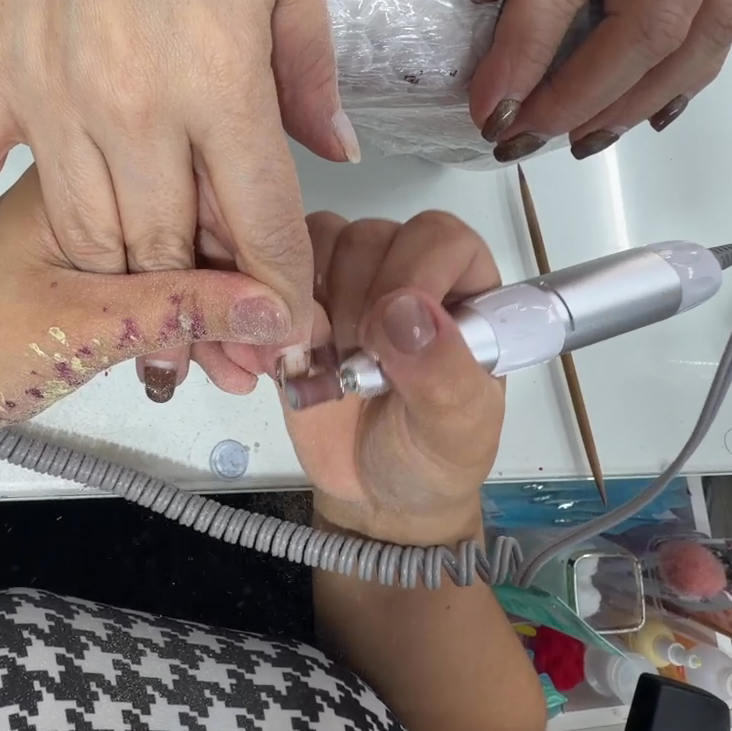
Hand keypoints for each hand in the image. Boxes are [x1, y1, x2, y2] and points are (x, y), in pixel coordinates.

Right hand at [0, 0, 357, 400]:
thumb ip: (307, 67)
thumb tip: (332, 151)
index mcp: (219, 80)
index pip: (257, 220)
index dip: (278, 288)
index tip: (283, 331)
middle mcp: (132, 110)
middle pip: (167, 247)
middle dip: (200, 313)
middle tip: (214, 357)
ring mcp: (47, 102)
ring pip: (84, 235)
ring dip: (112, 296)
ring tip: (131, 344)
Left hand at [0, 169, 296, 433]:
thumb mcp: (81, 326)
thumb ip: (175, 311)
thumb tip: (276, 311)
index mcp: (83, 168)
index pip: (197, 197)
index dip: (254, 260)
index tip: (294, 320)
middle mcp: (96, 181)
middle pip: (196, 228)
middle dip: (243, 295)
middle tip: (278, 359)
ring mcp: (95, 221)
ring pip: (180, 257)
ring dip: (216, 316)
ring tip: (248, 373)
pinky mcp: (91, 262)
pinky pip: (155, 280)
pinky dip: (184, 319)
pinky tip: (216, 357)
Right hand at [282, 212, 505, 543]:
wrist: (371, 492)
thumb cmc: (428, 459)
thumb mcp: (454, 433)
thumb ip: (442, 374)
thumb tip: (405, 310)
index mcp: (462, 290)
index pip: (438, 238)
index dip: (409, 275)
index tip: (385, 338)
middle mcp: (405, 271)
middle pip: (367, 238)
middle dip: (351, 303)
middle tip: (353, 366)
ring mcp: (346, 283)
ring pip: (315, 247)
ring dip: (309, 306)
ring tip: (320, 362)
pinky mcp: (299, 300)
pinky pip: (272, 269)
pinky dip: (269, 309)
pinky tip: (284, 357)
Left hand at [460, 0, 731, 161]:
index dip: (529, 49)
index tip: (487, 105)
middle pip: (654, 16)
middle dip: (583, 92)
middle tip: (521, 136)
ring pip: (701, 30)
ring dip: (634, 99)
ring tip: (571, 141)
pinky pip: (724, 18)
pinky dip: (682, 77)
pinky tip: (635, 112)